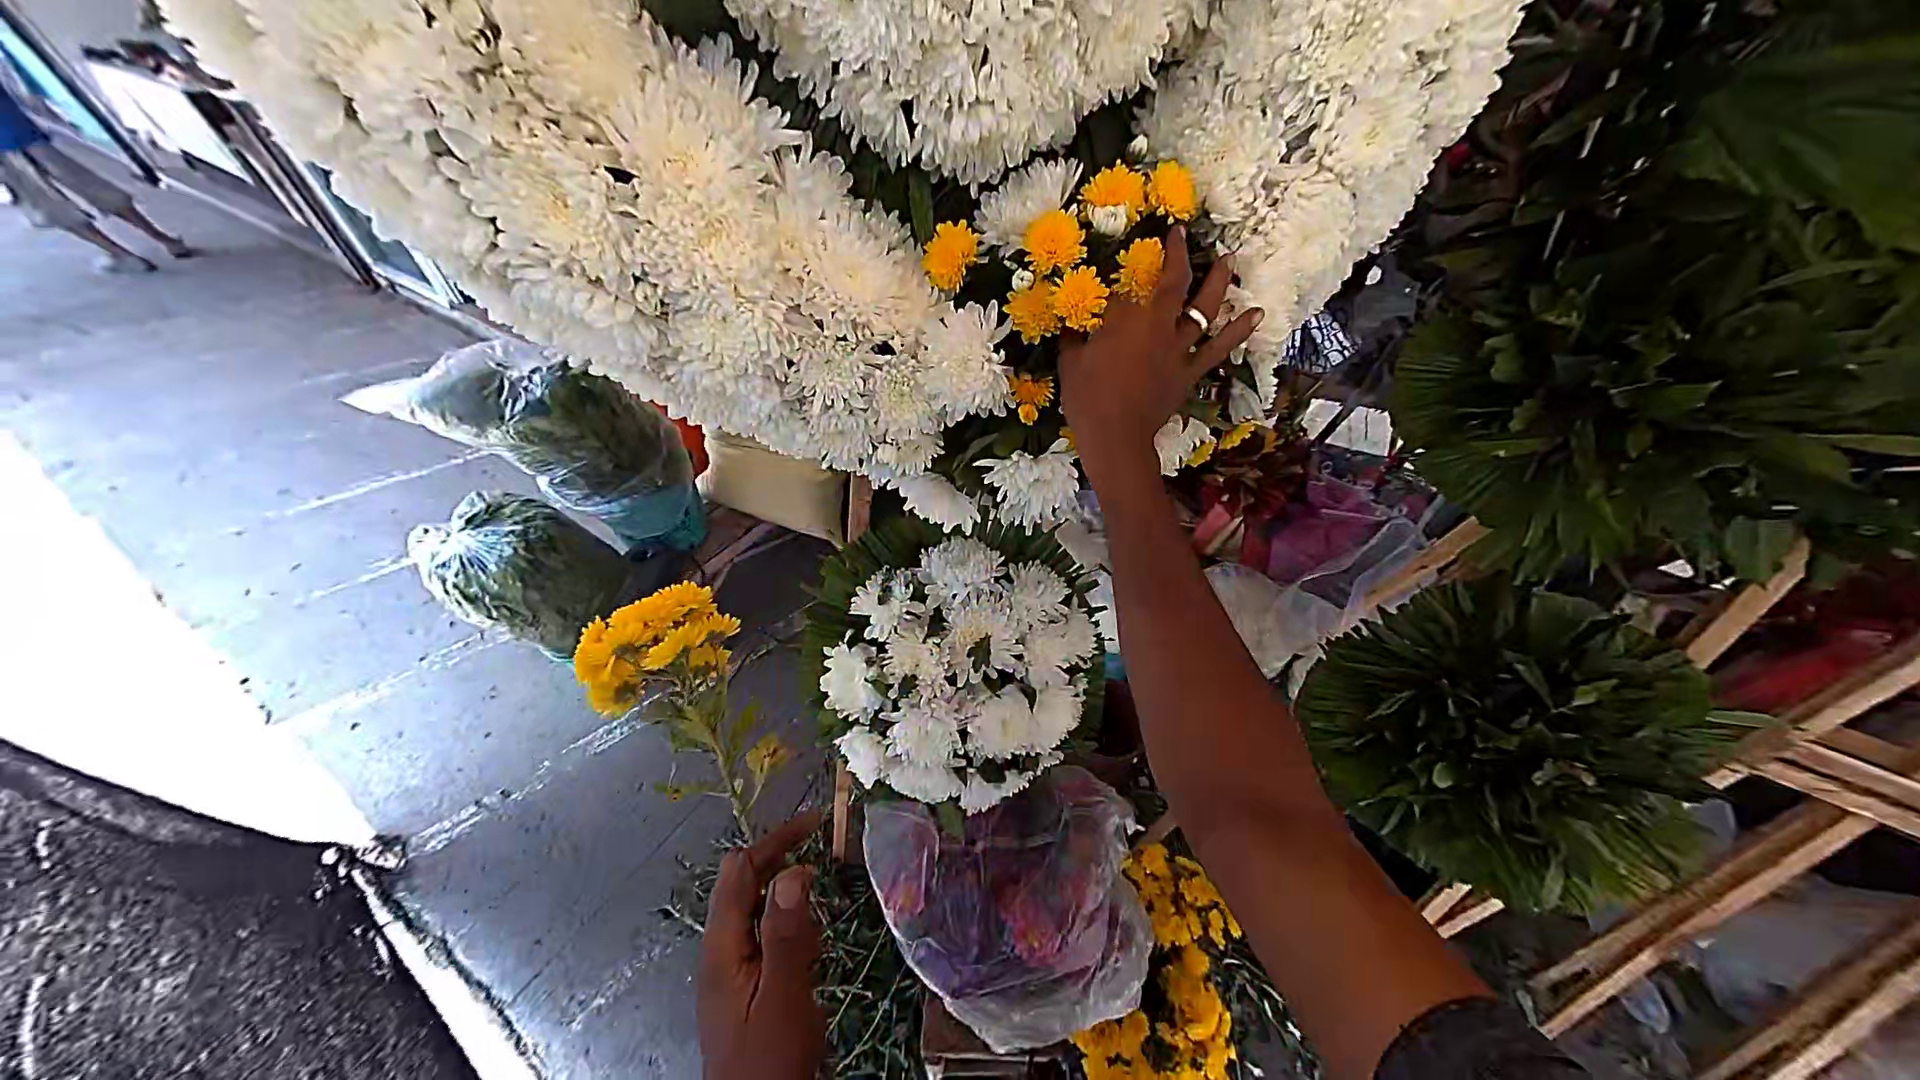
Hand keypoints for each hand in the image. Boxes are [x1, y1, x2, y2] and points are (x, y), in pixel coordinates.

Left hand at [697, 811, 825, 1079]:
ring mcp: (731, 964)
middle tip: (822, 852)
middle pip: (746, 882)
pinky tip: (810, 949)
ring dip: (789, 896)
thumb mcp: (783, 996)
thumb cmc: (769, 1061)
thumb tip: (793, 871)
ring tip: (817, 916)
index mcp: (722, 945)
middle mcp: (721, 947)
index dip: (775, 841)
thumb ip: (785, 934)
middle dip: (782, 859)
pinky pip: (766, 933)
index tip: (815, 825)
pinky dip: (790, 925)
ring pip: (758, 906)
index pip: (740, 870)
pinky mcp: (746, 980)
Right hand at [1058, 225, 1263, 476]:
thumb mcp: (1069, 364)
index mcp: (1125, 320)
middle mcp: (1157, 325)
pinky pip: (1217, 349)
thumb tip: (1071, 325)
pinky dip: (1238, 331)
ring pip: (1203, 309)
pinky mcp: (1190, 372)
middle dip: (1177, 255)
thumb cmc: (1087, 400)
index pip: (1123, 286)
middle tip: (1180, 234)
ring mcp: (1178, 349)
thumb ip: (1073, 338)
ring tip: (1228, 261)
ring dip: (1217, 282)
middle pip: (1172, 283)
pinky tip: (1255, 314)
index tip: (1115, 265)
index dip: (1118, 273)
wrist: (1115, 437)